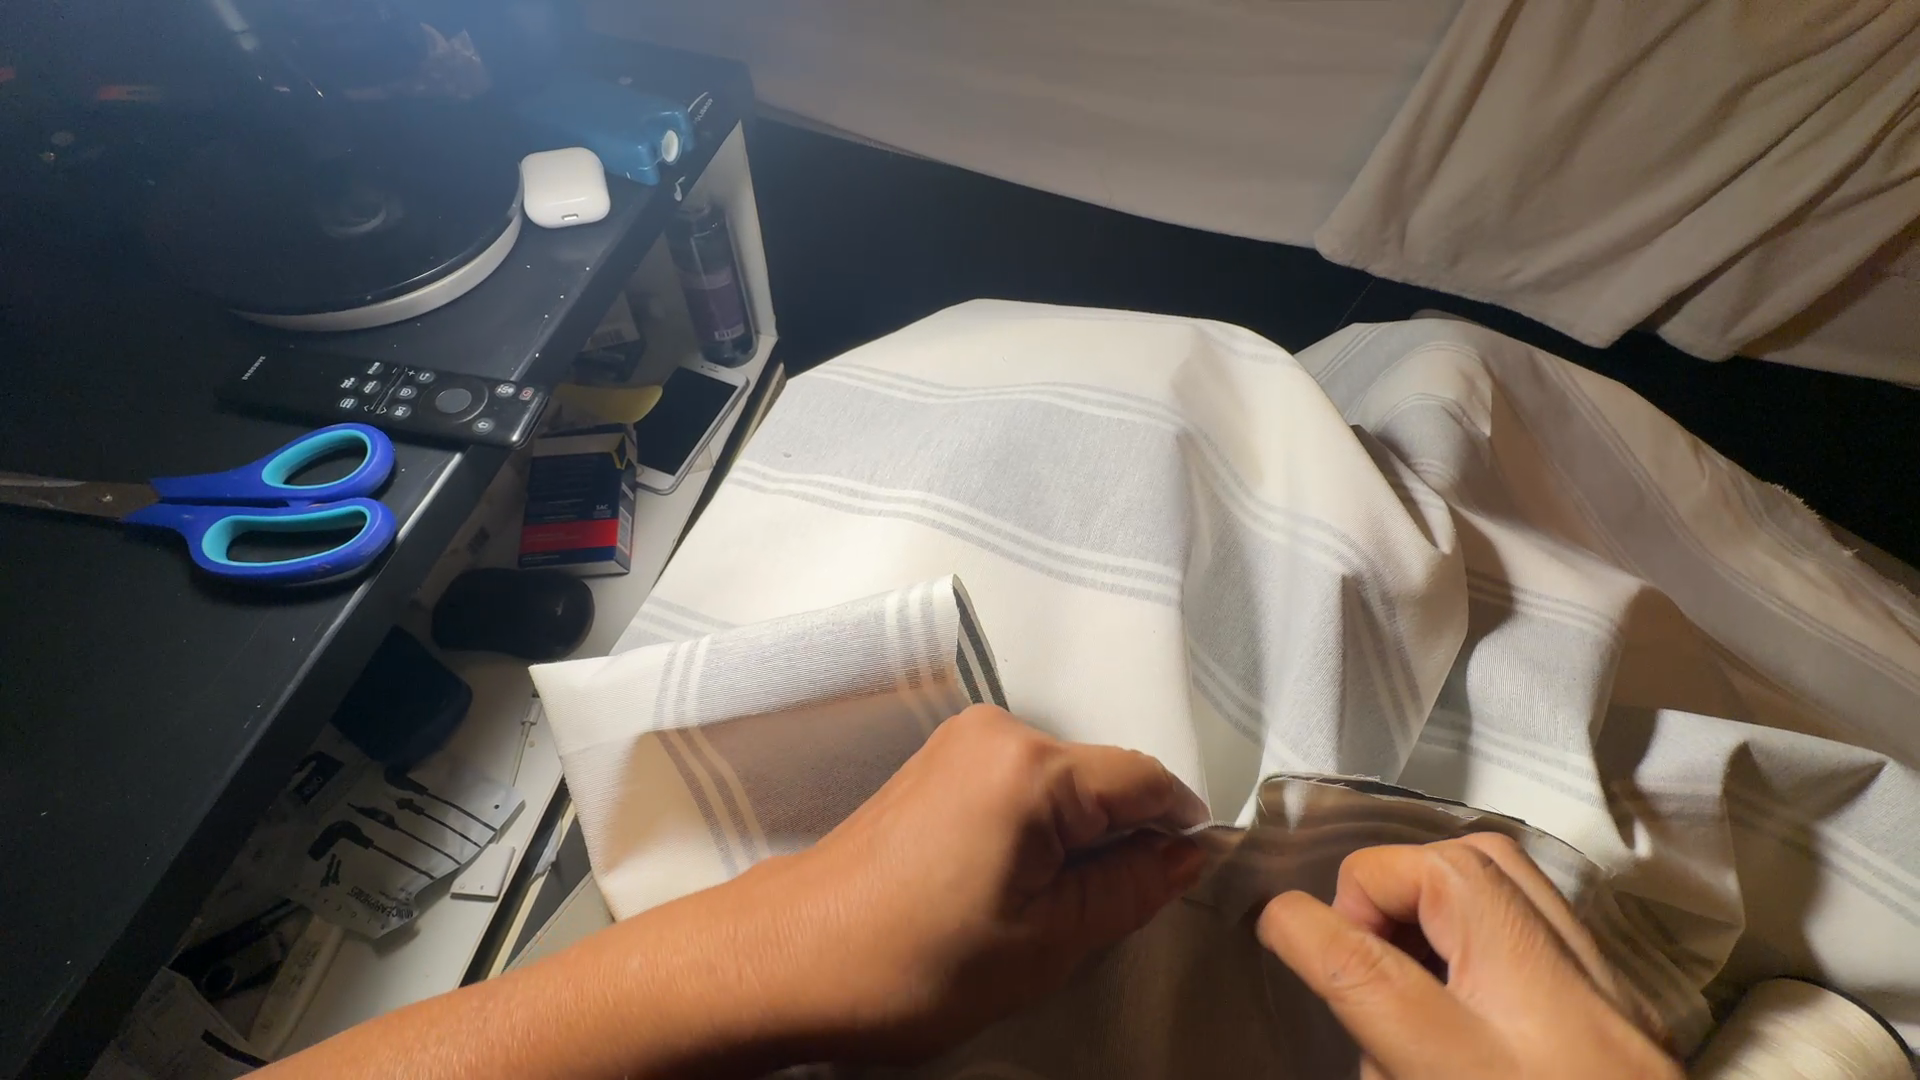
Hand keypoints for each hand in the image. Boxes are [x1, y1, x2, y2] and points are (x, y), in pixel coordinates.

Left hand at [732, 704, 1210, 1060]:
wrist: (799, 952)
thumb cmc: (921, 961)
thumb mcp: (1049, 940)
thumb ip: (1133, 885)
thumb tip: (1187, 851)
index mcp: (1029, 767)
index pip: (1143, 778)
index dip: (1177, 825)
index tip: (1186, 873)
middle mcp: (996, 728)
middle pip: (1098, 774)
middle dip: (1119, 833)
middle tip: (1100, 907)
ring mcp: (961, 736)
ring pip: (1060, 775)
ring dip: (1075, 829)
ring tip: (1044, 898)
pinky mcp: (939, 754)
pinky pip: (1019, 774)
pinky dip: (1037, 817)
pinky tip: (1009, 871)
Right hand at [1257, 835, 1679, 1079]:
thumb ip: (1370, 1052)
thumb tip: (1336, 966)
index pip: (1368, 970)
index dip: (1298, 927)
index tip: (1277, 924)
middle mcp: (1569, 1033)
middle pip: (1451, 874)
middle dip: (1376, 880)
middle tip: (1358, 933)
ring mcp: (1618, 1009)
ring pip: (1501, 862)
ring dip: (1426, 880)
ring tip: (1405, 935)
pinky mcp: (1635, 1002)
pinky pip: (1538, 898)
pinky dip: (1475, 902)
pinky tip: (1457, 954)